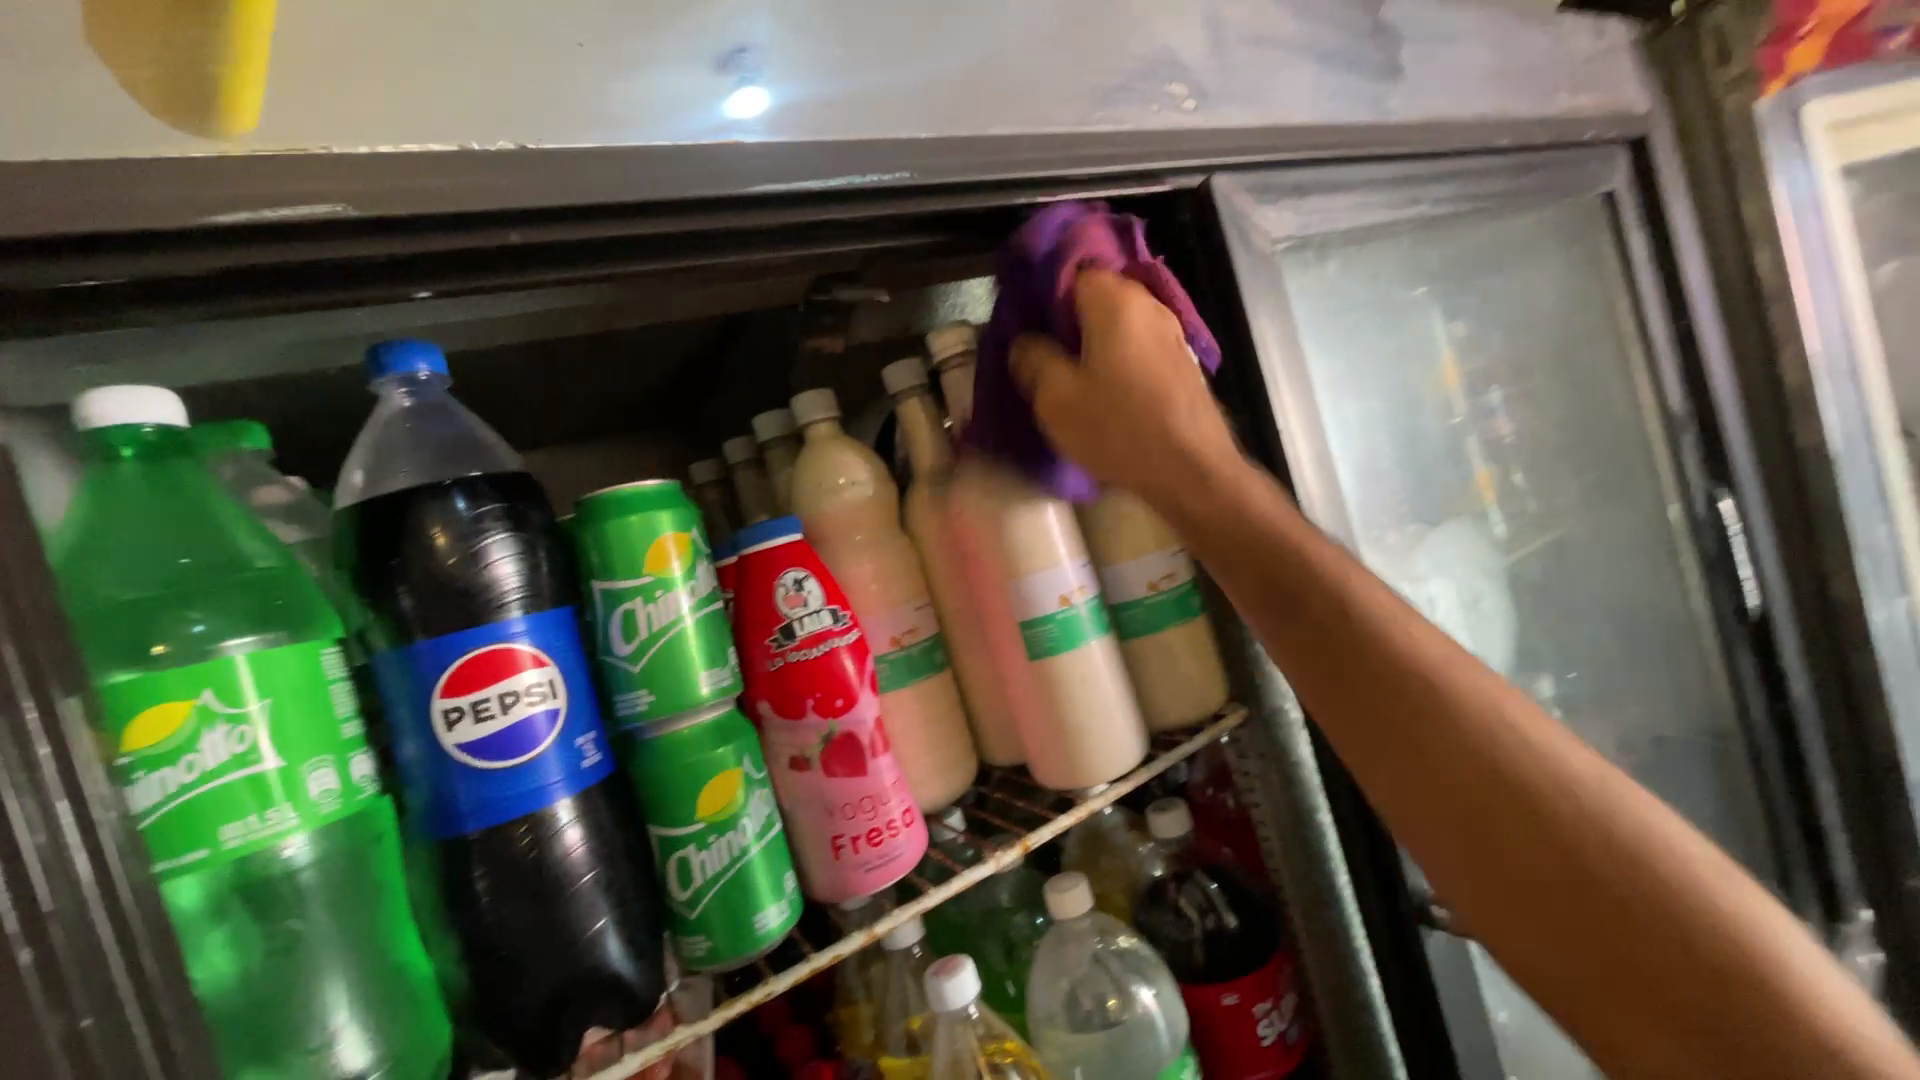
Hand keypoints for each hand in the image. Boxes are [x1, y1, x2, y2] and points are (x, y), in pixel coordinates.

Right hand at [1010, 269, 1242, 506]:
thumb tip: (1025, 343)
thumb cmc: (1118, 428)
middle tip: (1042, 354)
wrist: (1191, 471)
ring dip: (1093, 344)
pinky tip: (1104, 391)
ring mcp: (1171, 333)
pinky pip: (1137, 347)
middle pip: (1096, 297)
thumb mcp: (1056, 398)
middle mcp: (1148, 305)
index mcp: (1115, 301)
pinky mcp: (1182, 363)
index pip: (1071, 270)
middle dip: (1067, 320)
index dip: (1043, 294)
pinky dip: (1117, 360)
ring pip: (1118, 324)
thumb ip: (1032, 359)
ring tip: (1070, 377)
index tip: (1026, 325)